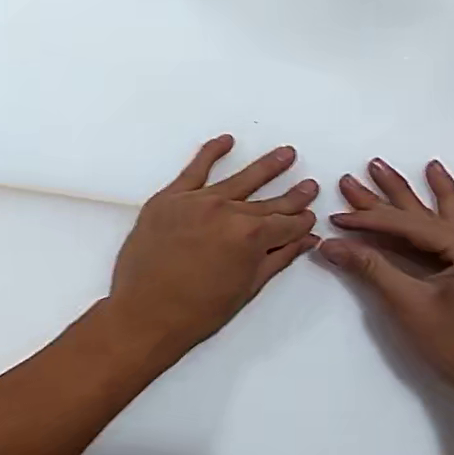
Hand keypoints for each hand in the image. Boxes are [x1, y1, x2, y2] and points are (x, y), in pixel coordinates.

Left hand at [104, 135, 319, 353]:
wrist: (144, 313)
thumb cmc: (196, 311)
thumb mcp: (245, 289)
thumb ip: (276, 259)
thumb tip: (304, 240)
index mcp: (250, 238)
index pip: (286, 225)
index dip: (301, 222)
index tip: (310, 217)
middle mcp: (227, 212)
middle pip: (267, 203)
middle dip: (291, 197)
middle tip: (309, 186)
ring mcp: (197, 202)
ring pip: (239, 180)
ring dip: (265, 167)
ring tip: (286, 154)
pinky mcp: (169, 199)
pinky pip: (194, 169)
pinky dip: (210, 152)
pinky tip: (226, 141)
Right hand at [318, 159, 453, 407]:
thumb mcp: (412, 307)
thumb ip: (372, 269)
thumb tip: (330, 245)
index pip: (412, 227)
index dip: (369, 222)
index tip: (335, 217)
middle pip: (426, 216)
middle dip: (386, 197)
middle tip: (356, 173)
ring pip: (439, 219)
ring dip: (411, 194)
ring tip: (386, 167)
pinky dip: (440, 208)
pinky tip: (437, 177)